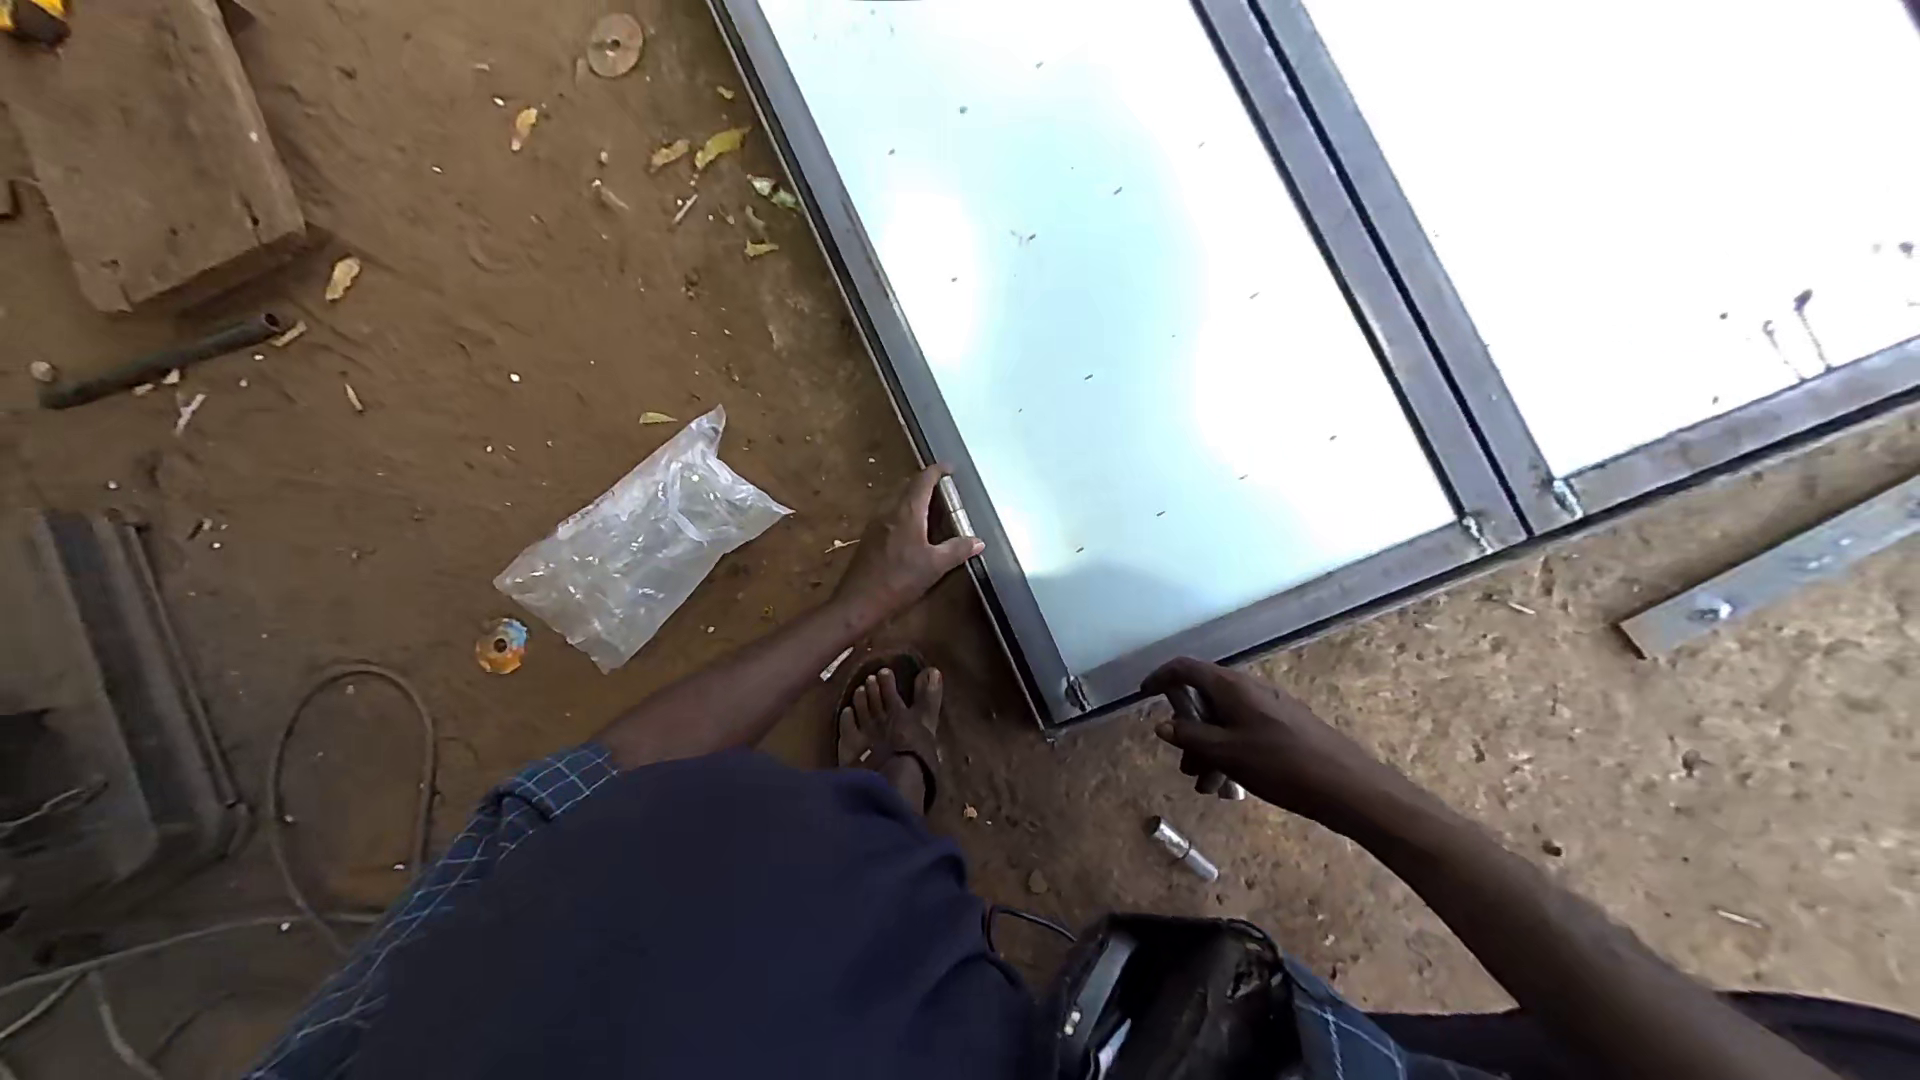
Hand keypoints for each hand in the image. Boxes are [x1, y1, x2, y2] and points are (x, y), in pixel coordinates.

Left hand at [831, 465, 983, 627]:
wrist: (858, 602)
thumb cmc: (898, 581)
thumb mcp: (934, 566)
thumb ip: (957, 550)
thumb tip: (977, 541)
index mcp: (906, 511)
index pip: (922, 480)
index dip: (937, 471)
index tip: (950, 469)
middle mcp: (889, 511)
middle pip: (908, 486)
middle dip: (926, 483)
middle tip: (946, 491)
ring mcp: (876, 524)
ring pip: (897, 500)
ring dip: (914, 499)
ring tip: (933, 511)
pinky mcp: (869, 538)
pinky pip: (890, 515)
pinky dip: (906, 513)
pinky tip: (914, 531)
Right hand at [1143, 657, 1422, 836]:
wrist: (1349, 787)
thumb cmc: (1281, 765)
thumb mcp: (1226, 753)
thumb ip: (1190, 737)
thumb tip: (1161, 725)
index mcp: (1231, 687)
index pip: (1185, 668)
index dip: (1161, 678)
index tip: (1143, 695)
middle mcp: (1249, 689)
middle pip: (1204, 698)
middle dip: (1188, 731)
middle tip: (1184, 764)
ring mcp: (1269, 707)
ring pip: (1224, 720)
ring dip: (1208, 748)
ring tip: (1207, 785)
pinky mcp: (1284, 726)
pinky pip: (1243, 731)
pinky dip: (1229, 752)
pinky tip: (1231, 785)